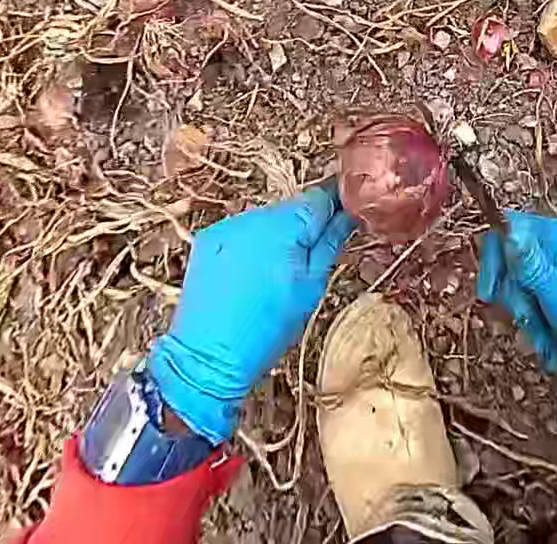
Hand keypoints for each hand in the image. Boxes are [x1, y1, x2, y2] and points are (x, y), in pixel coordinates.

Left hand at [147, 184, 354, 441]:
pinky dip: (254, 242)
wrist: (206, 360)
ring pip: (271, 218)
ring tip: (277, 270)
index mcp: (287, 225)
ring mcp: (229, 225)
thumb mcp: (313, 286)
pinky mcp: (209, 238)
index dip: (337, 207)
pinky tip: (251, 272)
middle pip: (296, 206)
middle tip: (307, 260)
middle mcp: (256, 216)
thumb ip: (332, 241)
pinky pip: (245, 229)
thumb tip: (351, 214)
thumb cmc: (268, 327)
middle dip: (306, 226)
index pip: (322, 196)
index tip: (343, 222)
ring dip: (280, 235)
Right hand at [477, 211, 556, 406]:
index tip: (491, 294)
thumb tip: (502, 223)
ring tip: (546, 342)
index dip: (493, 261)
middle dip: (514, 300)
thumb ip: (523, 258)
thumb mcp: (551, 286)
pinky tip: (554, 348)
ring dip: (529, 322)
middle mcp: (556, 249)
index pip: (506, 229)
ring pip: (524, 292)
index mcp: (553, 236)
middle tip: (528, 320)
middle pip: (511, 266)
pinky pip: (542, 309)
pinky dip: (543, 330)